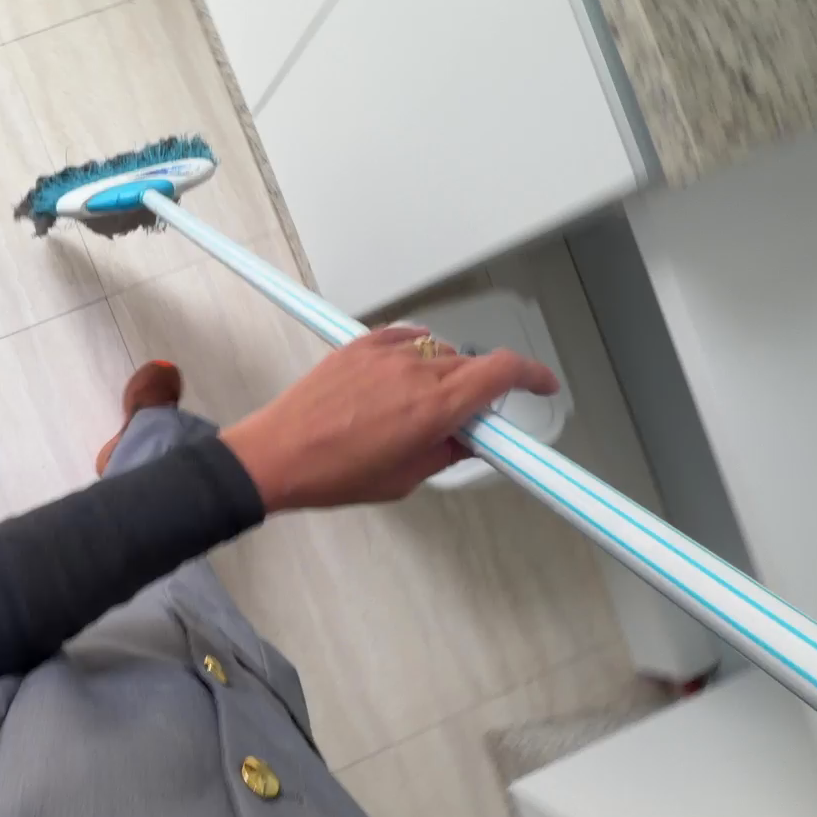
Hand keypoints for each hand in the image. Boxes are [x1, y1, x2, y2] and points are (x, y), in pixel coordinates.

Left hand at [219, 326, 558, 512]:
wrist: (275, 455)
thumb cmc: (330, 473)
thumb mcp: (402, 479)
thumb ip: (444, 452)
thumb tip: (466, 439)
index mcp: (434, 407)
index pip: (505, 372)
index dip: (533, 376)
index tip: (541, 386)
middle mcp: (414, 372)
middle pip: (473, 364)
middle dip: (479, 390)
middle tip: (464, 418)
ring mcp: (384, 354)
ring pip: (437, 351)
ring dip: (442, 372)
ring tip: (416, 404)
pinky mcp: (357, 346)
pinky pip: (402, 337)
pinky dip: (412, 352)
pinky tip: (400, 374)